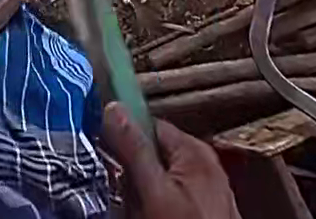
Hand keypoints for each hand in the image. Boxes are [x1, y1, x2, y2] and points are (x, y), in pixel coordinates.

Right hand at [102, 102, 241, 218]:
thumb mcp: (155, 194)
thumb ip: (134, 148)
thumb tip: (112, 107)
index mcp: (194, 151)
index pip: (145, 123)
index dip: (124, 139)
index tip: (109, 158)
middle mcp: (203, 166)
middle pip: (150, 152)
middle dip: (133, 173)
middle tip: (128, 197)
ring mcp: (206, 193)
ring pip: (156, 180)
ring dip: (141, 195)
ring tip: (140, 214)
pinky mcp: (204, 215)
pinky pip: (168, 201)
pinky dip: (155, 209)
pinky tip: (151, 218)